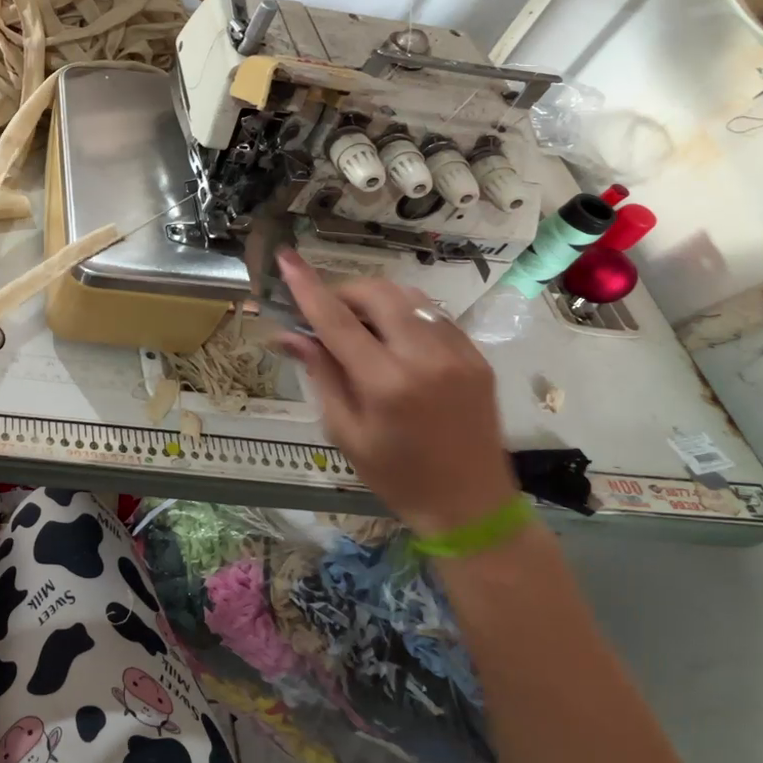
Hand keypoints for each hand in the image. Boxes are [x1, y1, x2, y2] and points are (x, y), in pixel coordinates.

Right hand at [271, 249, 517, 535]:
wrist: (471, 505)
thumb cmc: (396, 475)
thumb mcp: (345, 431)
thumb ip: (320, 375)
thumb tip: (288, 335)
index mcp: (387, 383)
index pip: (337, 321)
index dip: (307, 287)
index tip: (286, 258)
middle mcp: (426, 358)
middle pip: (378, 294)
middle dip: (344, 292)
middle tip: (324, 314)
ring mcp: (458, 353)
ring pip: (409, 296)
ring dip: (375, 299)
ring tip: (357, 325)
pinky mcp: (476, 356)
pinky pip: (433, 315)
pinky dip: (404, 314)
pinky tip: (392, 339)